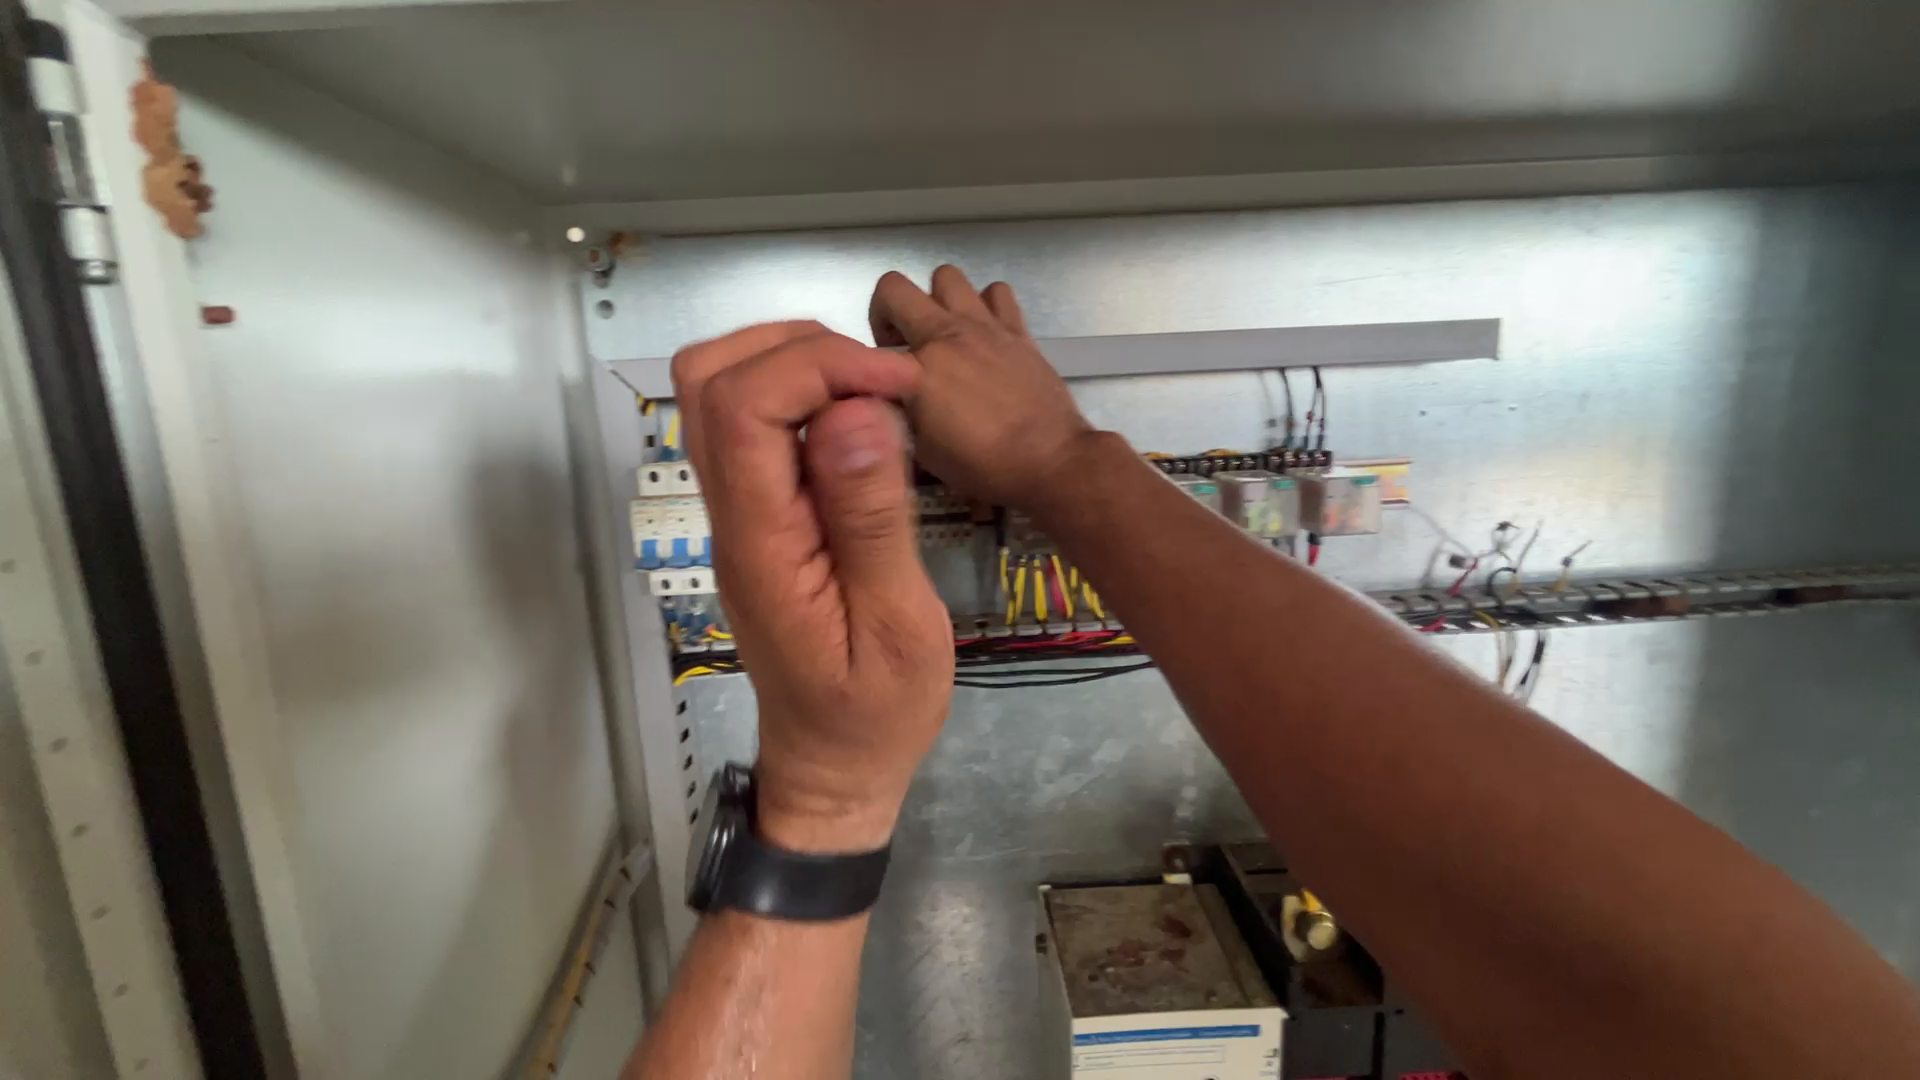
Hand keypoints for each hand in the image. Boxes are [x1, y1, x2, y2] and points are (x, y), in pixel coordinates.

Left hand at [672, 323, 954, 852]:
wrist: (833, 766)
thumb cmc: (875, 712)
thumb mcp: (897, 624)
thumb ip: (871, 521)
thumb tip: (855, 412)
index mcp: (762, 542)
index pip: (743, 405)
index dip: (819, 365)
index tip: (898, 384)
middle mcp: (731, 516)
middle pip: (709, 379)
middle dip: (800, 349)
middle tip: (882, 380)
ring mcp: (735, 517)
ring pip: (720, 394)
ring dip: (794, 365)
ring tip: (873, 393)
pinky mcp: (755, 521)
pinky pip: (751, 428)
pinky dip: (799, 396)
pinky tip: (856, 424)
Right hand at [869, 266, 1094, 507]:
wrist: (1050, 461)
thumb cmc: (984, 466)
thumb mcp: (924, 454)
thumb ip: (899, 416)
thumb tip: (890, 399)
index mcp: (916, 371)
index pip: (866, 349)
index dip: (861, 367)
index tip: (877, 388)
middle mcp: (946, 336)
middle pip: (894, 287)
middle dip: (886, 313)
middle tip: (900, 347)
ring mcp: (985, 327)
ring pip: (947, 276)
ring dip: (937, 300)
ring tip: (944, 335)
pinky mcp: (1018, 331)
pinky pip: (997, 291)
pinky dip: (986, 305)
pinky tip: (986, 335)